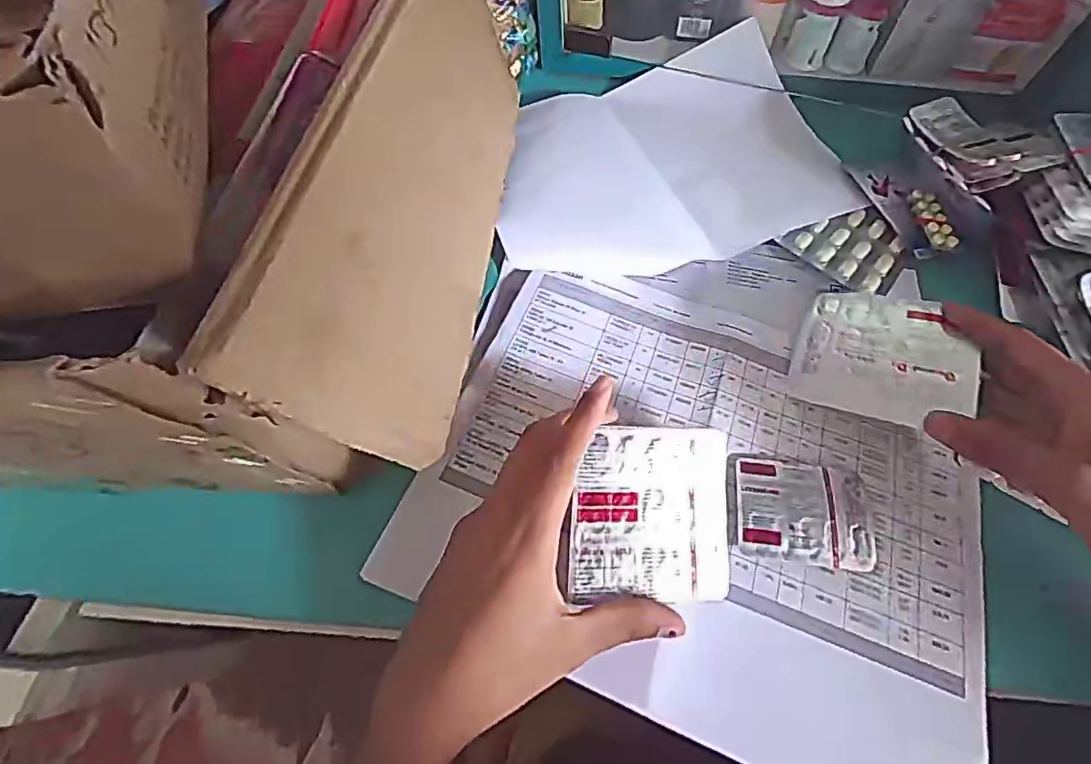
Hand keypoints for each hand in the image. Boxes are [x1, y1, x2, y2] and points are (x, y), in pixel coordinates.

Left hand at [363, 377, 683, 763]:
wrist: (420, 703)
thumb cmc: (492, 672)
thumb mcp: (568, 644)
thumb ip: (625, 620)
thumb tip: (670, 619)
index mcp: (526, 535)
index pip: (560, 458)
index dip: (584, 416)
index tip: (602, 388)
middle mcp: (497, 519)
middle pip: (534, 446)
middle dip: (569, 418)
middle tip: (603, 412)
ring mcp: (474, 527)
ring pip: (515, 464)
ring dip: (548, 444)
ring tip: (582, 448)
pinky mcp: (462, 541)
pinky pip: (501, 489)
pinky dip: (530, 474)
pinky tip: (546, 503)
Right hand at [922, 303, 1090, 608]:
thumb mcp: (1070, 480)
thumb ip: (1000, 447)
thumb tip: (938, 420)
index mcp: (1083, 396)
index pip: (1022, 348)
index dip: (981, 327)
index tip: (943, 312)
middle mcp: (1077, 411)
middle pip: (1013, 377)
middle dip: (968, 364)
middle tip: (918, 357)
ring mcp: (1076, 444)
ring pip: (1013, 413)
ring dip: (973, 406)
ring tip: (926, 396)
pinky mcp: (1074, 475)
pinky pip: (1020, 447)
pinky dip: (990, 443)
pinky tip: (963, 444)